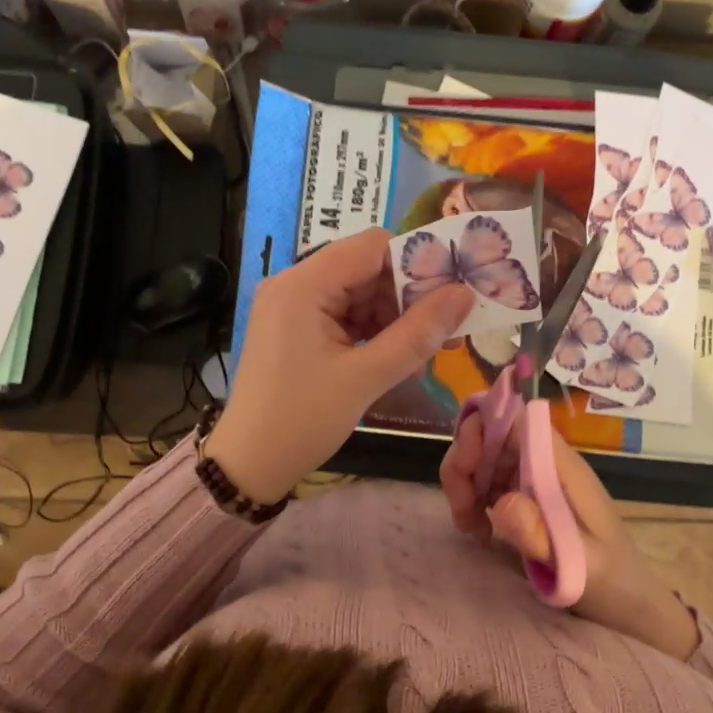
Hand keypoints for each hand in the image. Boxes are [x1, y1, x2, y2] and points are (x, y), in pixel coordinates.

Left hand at [204, 228, 473, 503]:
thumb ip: (418, 333)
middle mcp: (294, 284)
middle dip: (408, 298)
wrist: (248, 465)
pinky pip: (342, 317)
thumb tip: (465, 294)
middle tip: (445, 332)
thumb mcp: (366, 377)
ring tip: (422, 358)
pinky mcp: (293, 330)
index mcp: (303, 284)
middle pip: (366, 270)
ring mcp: (291, 308)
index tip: (453, 291)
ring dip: (393, 321)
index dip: (417, 262)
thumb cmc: (302, 419)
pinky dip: (371, 334)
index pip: (373, 246)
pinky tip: (396, 363)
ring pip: (358, 295)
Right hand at [440, 411, 699, 658]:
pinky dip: (472, 499)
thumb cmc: (611, 581)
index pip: (512, 418)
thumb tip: (501, 502)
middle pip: (488, 435)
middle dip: (462, 466)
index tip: (467, 472)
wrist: (630, 601)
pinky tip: (480, 531)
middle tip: (462, 513)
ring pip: (482, 456)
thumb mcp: (579, 565)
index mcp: (561, 466)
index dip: (480, 431)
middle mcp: (545, 461)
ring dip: (464, 485)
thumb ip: (540, 535)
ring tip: (471, 528)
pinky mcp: (527, 493)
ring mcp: (534, 475)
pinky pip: (487, 479)